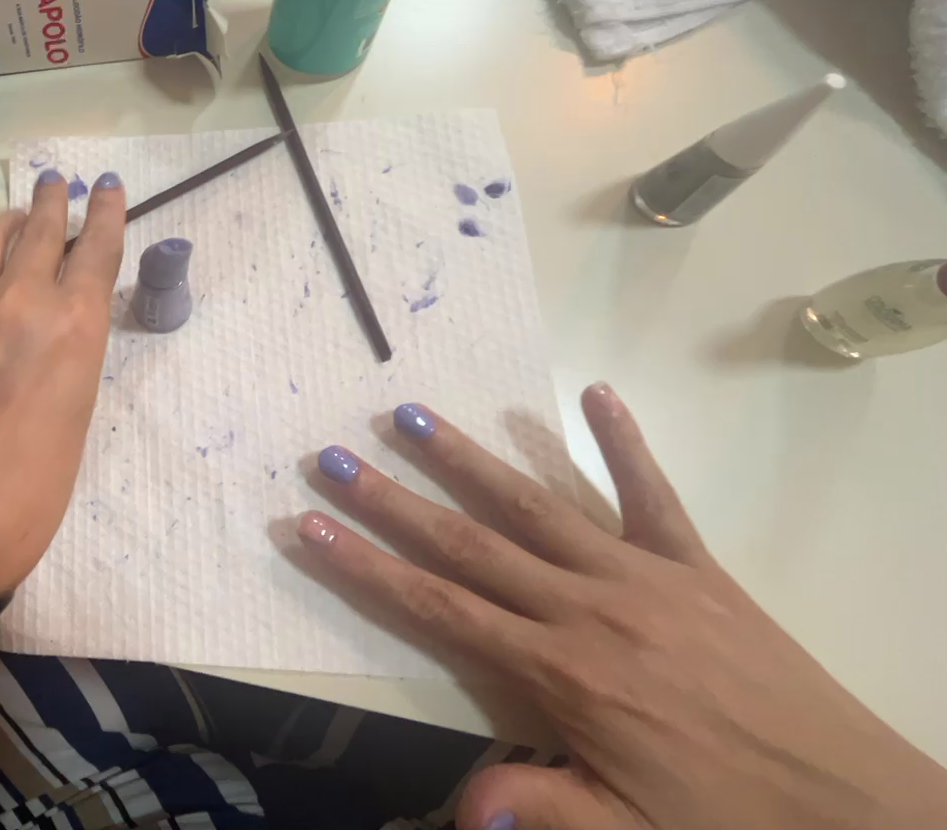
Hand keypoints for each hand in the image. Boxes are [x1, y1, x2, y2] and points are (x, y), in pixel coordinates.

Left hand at [0, 169, 126, 596]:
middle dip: (54, 200)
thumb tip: (58, 303)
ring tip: (14, 220)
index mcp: (73, 325)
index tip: (107, 187)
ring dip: (8, 222)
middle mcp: (18, 299)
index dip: (105, 210)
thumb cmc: (37, 480)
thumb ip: (71, 338)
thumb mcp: (78, 399)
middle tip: (57, 184)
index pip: (95, 245)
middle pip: (41, 226)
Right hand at [297, 383, 946, 829]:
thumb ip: (540, 812)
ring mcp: (639, 576)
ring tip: (413, 415)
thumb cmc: (727, 820)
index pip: (435, 605)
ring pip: (534, 504)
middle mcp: (584, 607)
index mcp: (558, 669)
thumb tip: (459, 814)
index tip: (309, 524)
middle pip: (464, 542)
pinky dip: (624, 444)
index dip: (365, 563)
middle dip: (388, 498)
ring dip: (466, 457)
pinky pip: (652, 496)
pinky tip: (595, 394)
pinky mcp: (693, 565)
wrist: (871, 817)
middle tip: (332, 457)